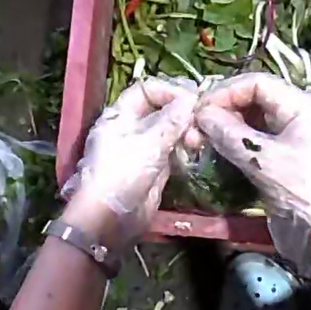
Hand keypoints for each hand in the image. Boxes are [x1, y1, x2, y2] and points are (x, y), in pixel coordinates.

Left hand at [63, 78, 200, 245]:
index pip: (146, 90)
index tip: (192, 98)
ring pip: (169, 130)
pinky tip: (197, 148)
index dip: (169, 90)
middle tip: (202, 119)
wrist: (108, 219)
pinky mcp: (154, 168)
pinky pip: (173, 150)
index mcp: (120, 116)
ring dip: (186, 130)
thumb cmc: (121, 173)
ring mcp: (143, 149)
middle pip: (160, 109)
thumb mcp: (147, 143)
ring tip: (199, 139)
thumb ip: (171, 120)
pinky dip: (185, 148)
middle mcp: (131, 128)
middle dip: (182, 111)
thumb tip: (191, 99)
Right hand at [195, 73, 310, 269]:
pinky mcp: (282, 159)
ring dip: (223, 128)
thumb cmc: (303, 188)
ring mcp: (290, 138)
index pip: (255, 83)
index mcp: (300, 105)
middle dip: (221, 110)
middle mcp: (296, 115)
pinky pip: (252, 141)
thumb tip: (201, 115)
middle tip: (195, 128)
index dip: (225, 93)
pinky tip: (213, 152)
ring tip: (199, 141)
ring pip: (249, 121)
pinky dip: (232, 144)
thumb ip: (229, 132)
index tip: (199, 112)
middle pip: (251, 99)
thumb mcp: (262, 158)